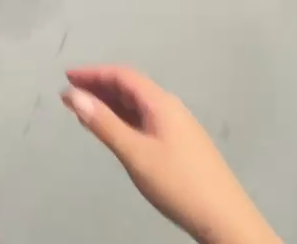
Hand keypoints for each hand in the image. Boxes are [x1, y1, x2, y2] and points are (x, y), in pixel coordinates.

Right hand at [62, 66, 278, 243]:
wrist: (229, 224)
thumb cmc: (179, 184)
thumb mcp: (135, 153)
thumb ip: (103, 123)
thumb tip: (73, 95)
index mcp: (161, 103)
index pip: (122, 75)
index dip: (93, 73)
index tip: (67, 78)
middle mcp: (171, 108)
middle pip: (130, 88)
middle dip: (99, 87)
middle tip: (71, 95)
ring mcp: (179, 128)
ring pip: (138, 106)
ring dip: (111, 104)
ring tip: (86, 113)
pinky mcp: (182, 146)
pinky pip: (146, 121)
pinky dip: (124, 120)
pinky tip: (116, 134)